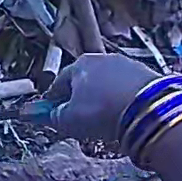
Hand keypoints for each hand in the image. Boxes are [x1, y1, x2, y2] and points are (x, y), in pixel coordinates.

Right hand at [42, 53, 161, 141]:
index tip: (53, 115)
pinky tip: (123, 116)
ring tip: (104, 121)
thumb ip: (50, 116)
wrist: (149, 109)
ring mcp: (127, 65)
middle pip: (84, 81)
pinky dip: (123, 101)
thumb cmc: (101, 111)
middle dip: (80, 99)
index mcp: (78, 65)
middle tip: (80, 120)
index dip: (54, 102)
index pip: (59, 83)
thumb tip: (32, 114)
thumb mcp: (68, 119)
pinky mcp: (149, 75)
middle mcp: (102, 59)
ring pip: (108, 84)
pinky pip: (128, 90)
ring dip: (103, 99)